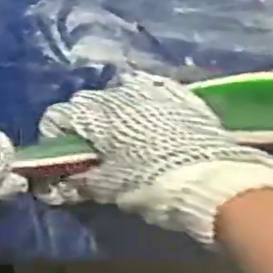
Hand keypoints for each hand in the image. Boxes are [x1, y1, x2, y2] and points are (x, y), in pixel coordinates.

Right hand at [33, 72, 272, 245]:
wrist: (217, 184)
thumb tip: (61, 179)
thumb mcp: (100, 186)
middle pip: (85, 101)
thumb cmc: (146, 182)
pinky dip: (151, 95)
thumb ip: (76, 177)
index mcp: (87, 116)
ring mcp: (155, 96)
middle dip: (85, 120)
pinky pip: (161, 87)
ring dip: (117, 105)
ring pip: (122, 88)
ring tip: (123, 125)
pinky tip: (151, 107)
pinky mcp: (188, 101)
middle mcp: (115, 98)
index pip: (55, 117)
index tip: (64, 156)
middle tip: (93, 144)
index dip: (55, 137)